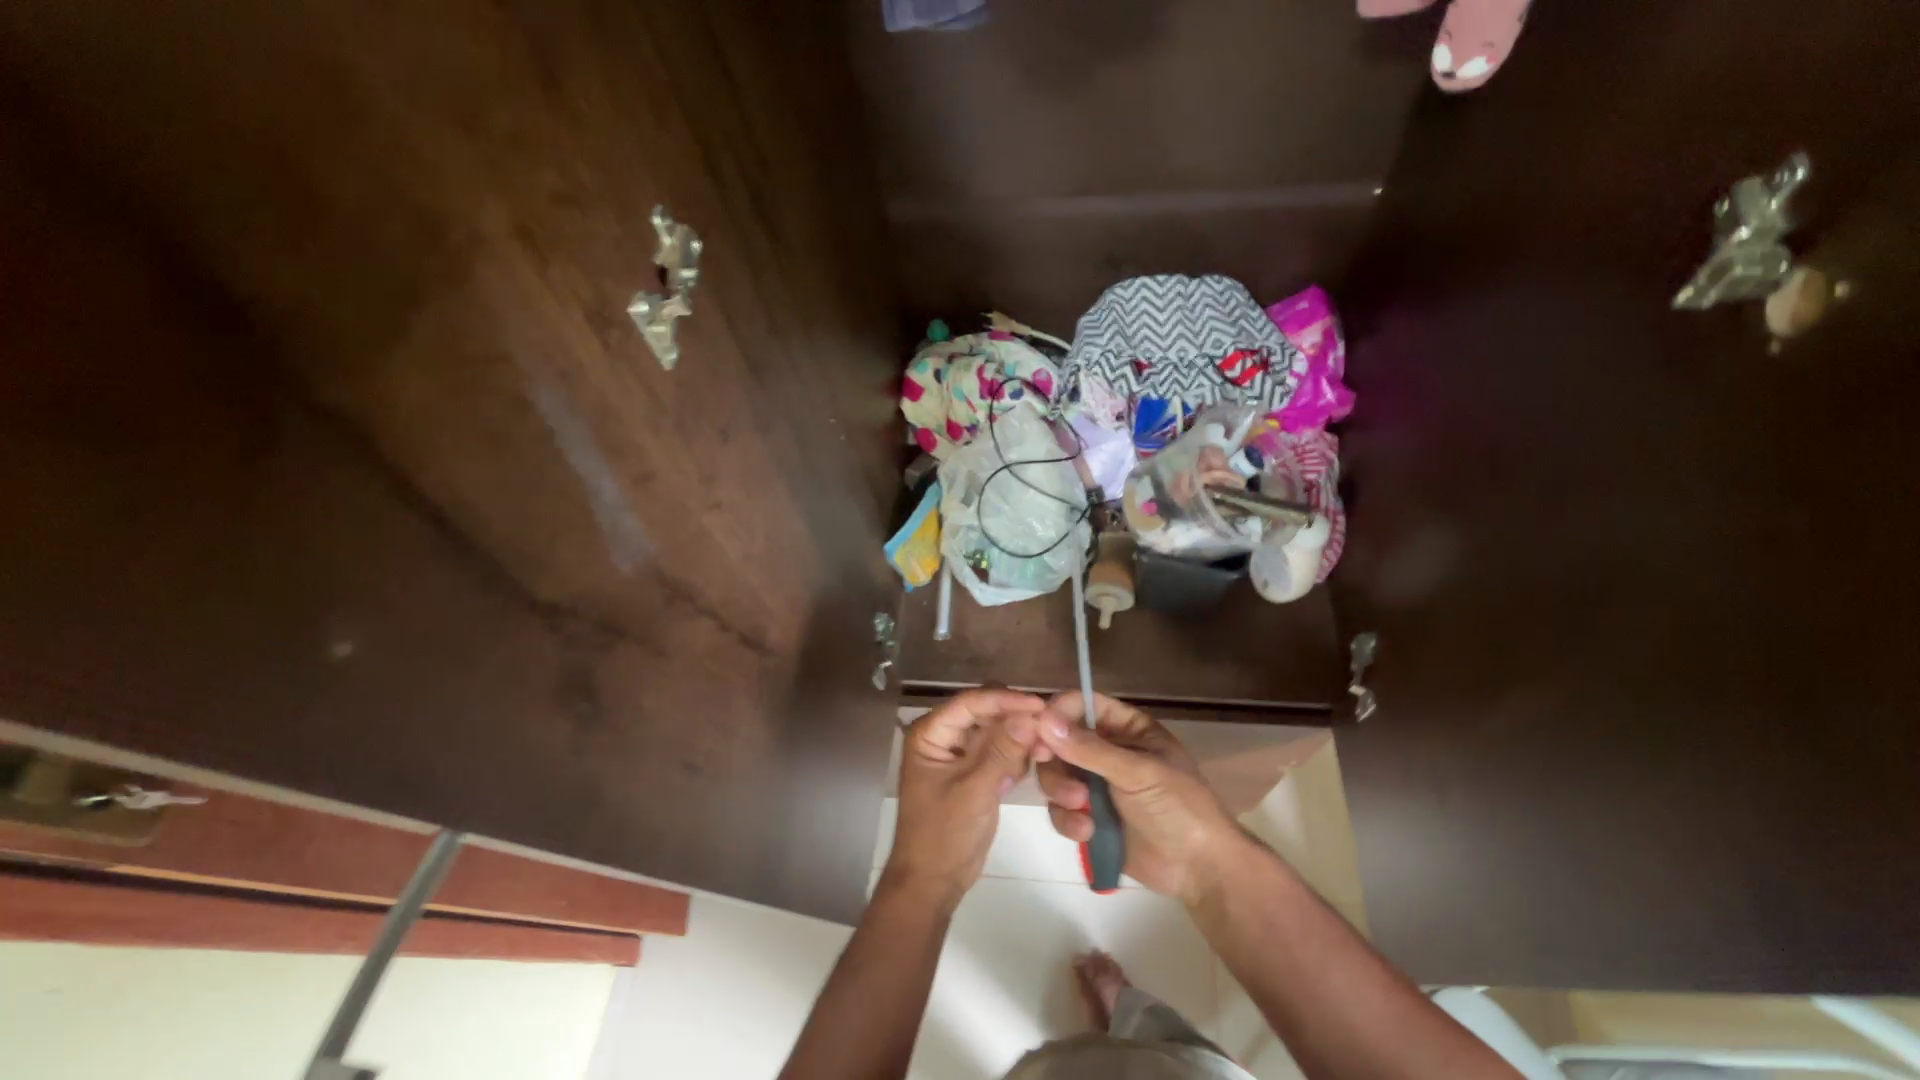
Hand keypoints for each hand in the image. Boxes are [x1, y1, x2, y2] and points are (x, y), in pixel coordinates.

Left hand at [883, 688, 1046, 907]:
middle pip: (985, 712)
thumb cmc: (944, 835)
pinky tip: (1040, 759)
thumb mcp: (974, 790)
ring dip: (1021, 735)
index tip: (1040, 705)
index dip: (1005, 700)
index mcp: (930, 734)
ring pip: (997, 731)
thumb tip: (1030, 716)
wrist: (934, 881)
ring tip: (1048, 745)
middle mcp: (944, 738)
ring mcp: (962, 756)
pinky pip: (1001, 753)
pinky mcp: (978, 774)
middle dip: (1016, 716)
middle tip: (1049, 725)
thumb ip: (1002, 751)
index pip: (970, 703)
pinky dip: (1019, 754)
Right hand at [1035, 692, 1243, 904]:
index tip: (1040, 728)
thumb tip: (1045, 719)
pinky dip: (1067, 819)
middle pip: (1060, 741)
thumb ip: (1090, 748)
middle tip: (1054, 772)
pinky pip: (1060, 810)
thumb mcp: (1138, 772)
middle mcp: (1108, 752)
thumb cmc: (1179, 807)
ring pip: (1055, 776)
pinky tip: (1086, 832)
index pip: (1084, 705)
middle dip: (1056, 760)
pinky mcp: (1088, 818)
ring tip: (1079, 808)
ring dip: (1061, 791)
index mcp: (1127, 729)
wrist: (1198, 867)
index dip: (1059, 712)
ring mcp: (1096, 786)